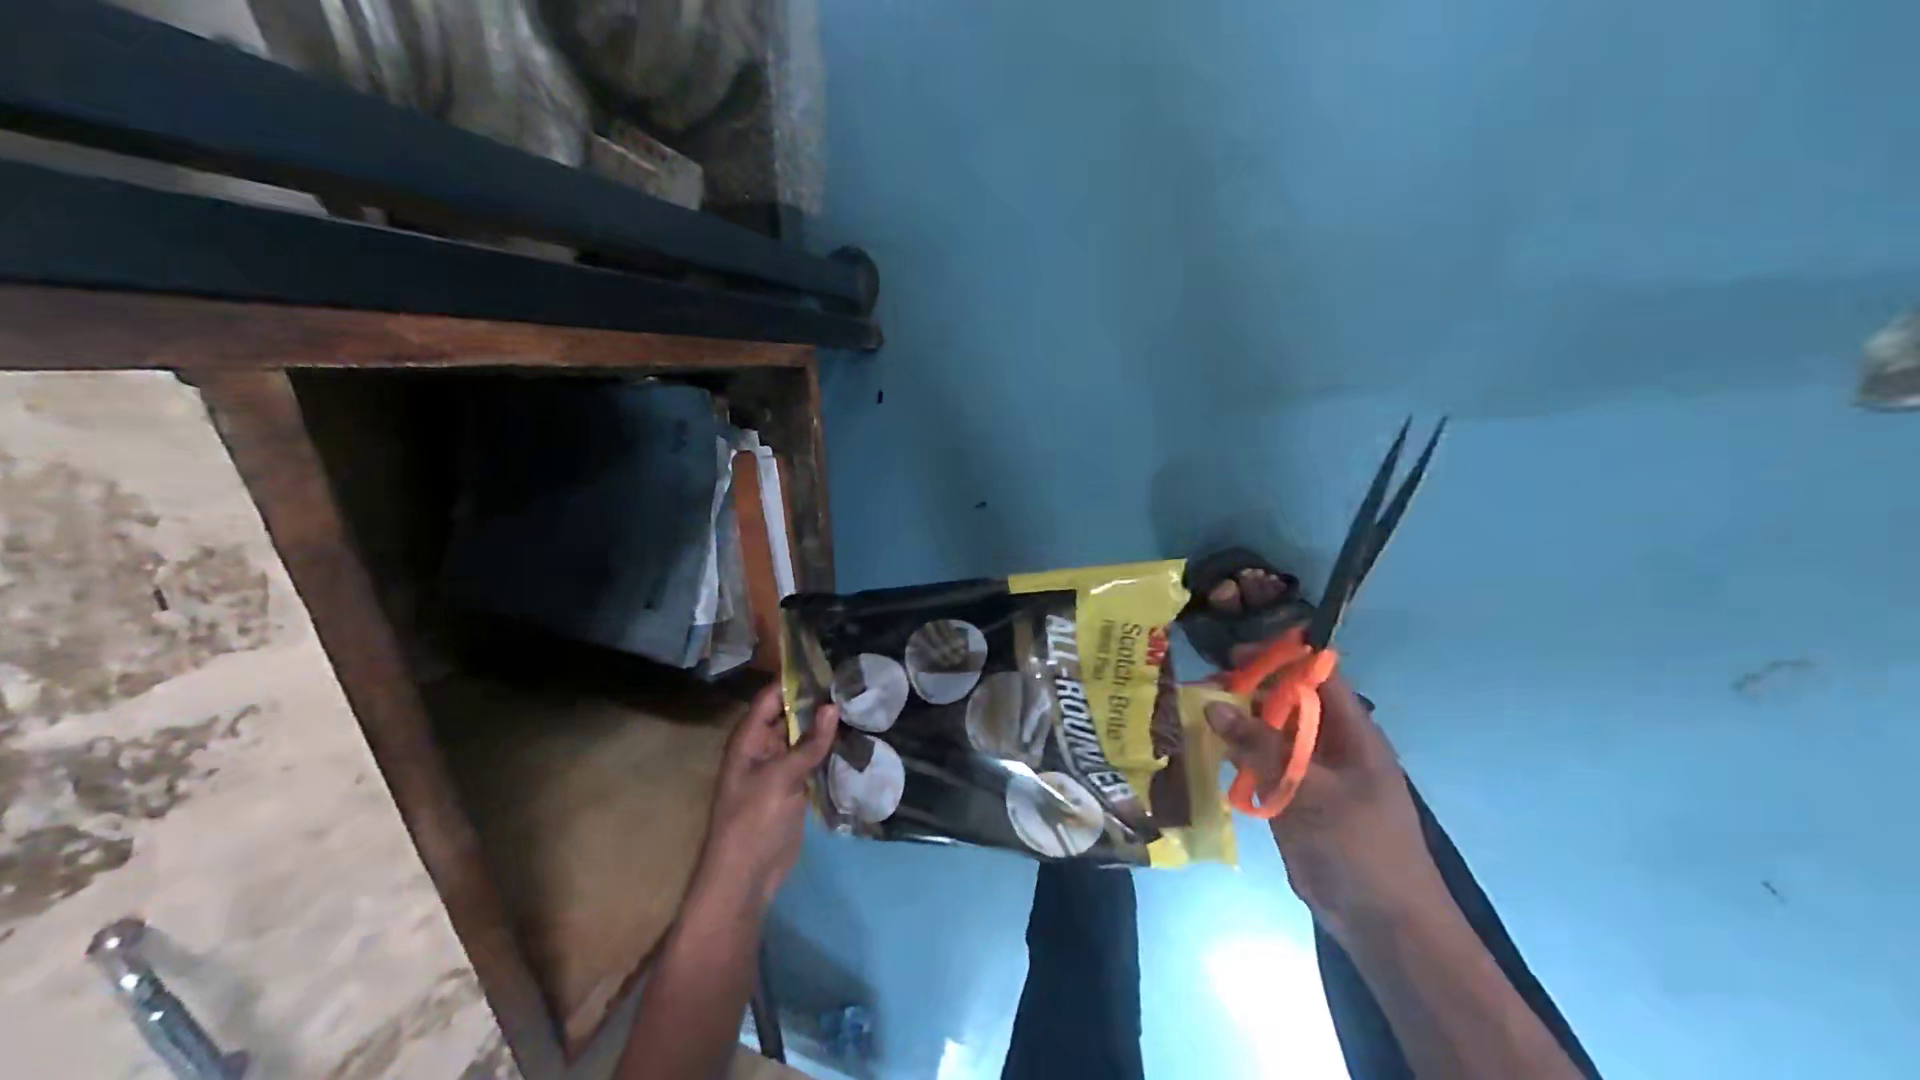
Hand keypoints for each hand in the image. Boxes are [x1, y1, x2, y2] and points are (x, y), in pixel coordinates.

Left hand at [691, 684, 838, 914]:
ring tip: (860, 702)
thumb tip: (834, 706)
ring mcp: (780, 769)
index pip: (771, 697)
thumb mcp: (780, 779)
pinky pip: (813, 759)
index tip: (828, 663)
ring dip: (826, 725)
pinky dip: (830, 749)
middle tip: (854, 682)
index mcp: (748, 739)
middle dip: (816, 700)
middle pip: (790, 714)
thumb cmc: (752, 822)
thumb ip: (809, 744)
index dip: (795, 680)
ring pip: (804, 737)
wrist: (746, 878)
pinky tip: (855, 736)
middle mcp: (763, 748)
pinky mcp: (796, 787)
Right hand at [1205, 668, 1444, 936]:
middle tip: (1201, 690)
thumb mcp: (1309, 792)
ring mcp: (1312, 774)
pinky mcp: (1295, 800)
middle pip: (1288, 703)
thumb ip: (1261, 747)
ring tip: (1194, 717)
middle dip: (1247, 691)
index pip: (1318, 677)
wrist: (1385, 925)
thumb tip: (1214, 705)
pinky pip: (1263, 766)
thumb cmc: (1359, 849)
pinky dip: (1237, 756)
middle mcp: (1332, 746)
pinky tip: (1206, 754)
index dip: (1279, 659)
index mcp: (1352, 734)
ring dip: (1237, 724)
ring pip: (1271, 734)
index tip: (1232, 656)